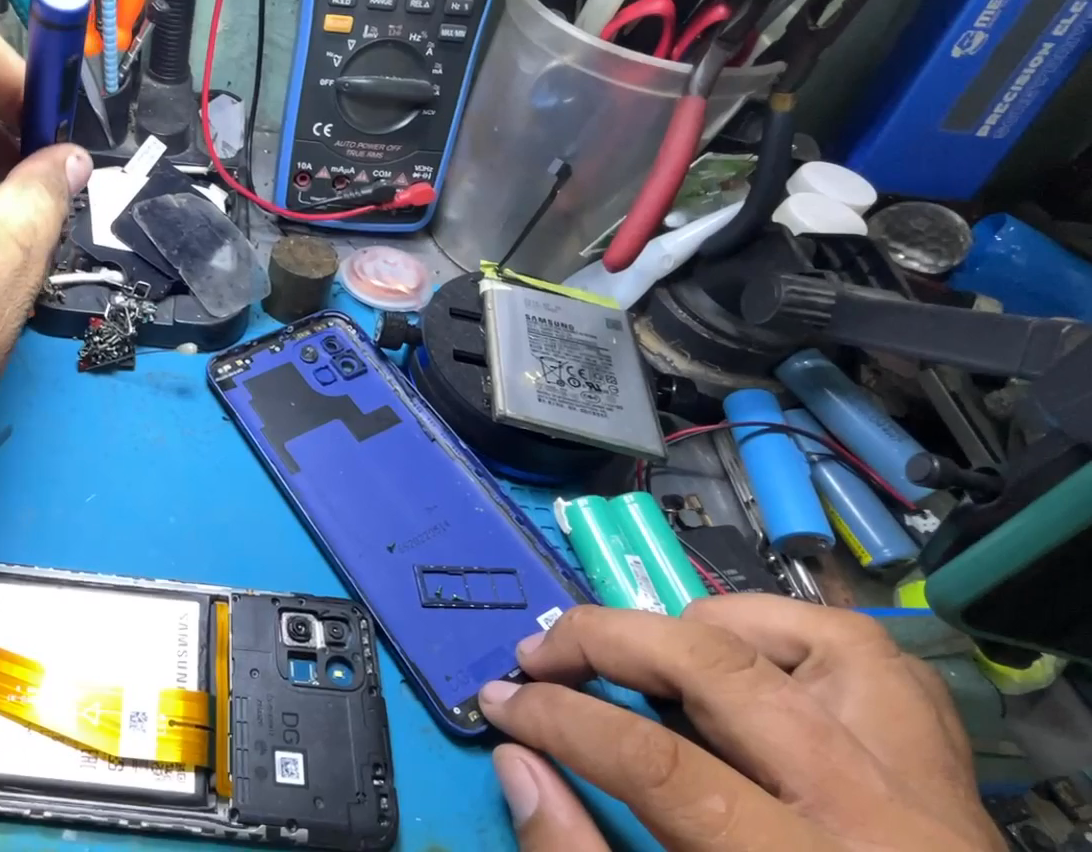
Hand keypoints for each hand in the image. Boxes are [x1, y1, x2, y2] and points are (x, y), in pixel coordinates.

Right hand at [478, 596, 999, 851]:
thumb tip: (516, 760)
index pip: (660, 763)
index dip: (560, 719)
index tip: (501, 704)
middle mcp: (888, 821)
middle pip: (721, 671)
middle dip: (604, 642)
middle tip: (540, 657)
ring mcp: (933, 793)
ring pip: (820, 643)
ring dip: (706, 629)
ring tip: (646, 655)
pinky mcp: (948, 781)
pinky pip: (874, 662)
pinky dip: (790, 637)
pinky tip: (736, 662)